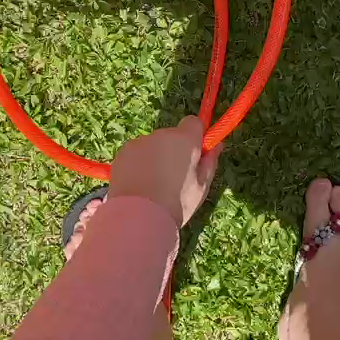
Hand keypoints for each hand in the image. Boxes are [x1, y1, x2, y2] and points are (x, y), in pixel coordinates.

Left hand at [107, 115, 221, 227]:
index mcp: (184, 140)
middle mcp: (160, 135)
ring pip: (153, 145)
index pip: (193, 122)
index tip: (194, 154)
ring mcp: (139, 142)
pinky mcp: (122, 153)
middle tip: (174, 177)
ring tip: (153, 185)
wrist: (139, 217)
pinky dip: (139, 164)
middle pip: (172, 136)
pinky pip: (136, 154)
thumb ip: (209, 162)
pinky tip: (139, 185)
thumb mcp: (201, 186)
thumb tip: (217, 145)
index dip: (195, 137)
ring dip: (155, 157)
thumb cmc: (177, 203)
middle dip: (174, 150)